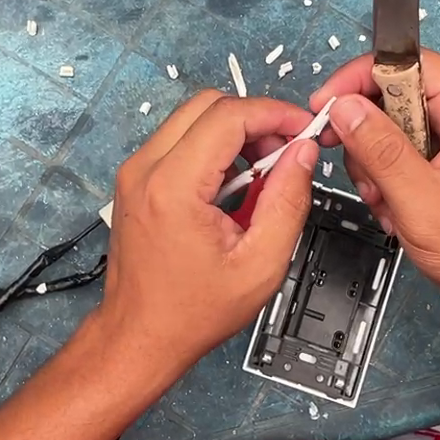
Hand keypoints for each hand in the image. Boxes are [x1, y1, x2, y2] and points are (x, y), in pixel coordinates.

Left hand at [97, 90, 320, 373]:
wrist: (140, 335)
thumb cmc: (190, 311)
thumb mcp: (260, 264)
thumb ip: (288, 201)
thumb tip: (303, 153)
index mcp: (173, 188)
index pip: (228, 115)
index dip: (275, 114)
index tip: (303, 129)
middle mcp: (145, 170)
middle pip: (208, 104)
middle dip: (255, 119)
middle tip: (284, 153)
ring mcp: (135, 173)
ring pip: (192, 118)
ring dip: (234, 133)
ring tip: (260, 175)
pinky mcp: (135, 180)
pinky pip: (178, 140)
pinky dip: (212, 149)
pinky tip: (233, 186)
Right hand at [310, 50, 439, 320]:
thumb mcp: (421, 201)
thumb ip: (380, 150)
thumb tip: (344, 106)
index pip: (407, 65)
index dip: (359, 78)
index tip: (325, 103)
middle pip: (393, 95)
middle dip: (368, 138)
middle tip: (366, 176)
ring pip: (388, 125)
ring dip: (375, 166)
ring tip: (390, 203)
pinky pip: (397, 150)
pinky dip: (386, 179)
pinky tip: (397, 208)